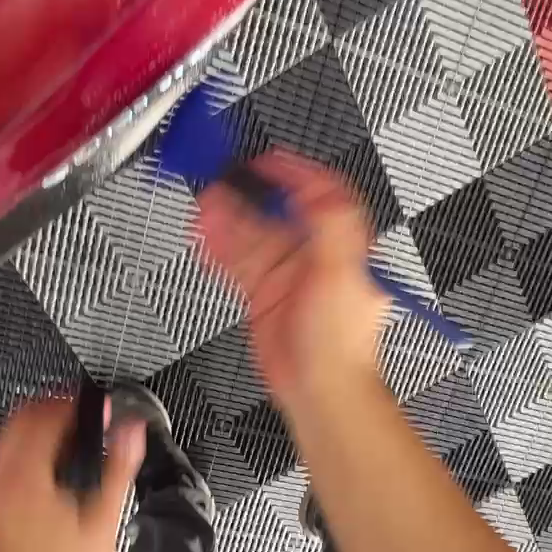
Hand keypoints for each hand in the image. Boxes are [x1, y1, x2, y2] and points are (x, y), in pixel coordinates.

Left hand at [0, 398, 144, 551]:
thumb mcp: (102, 518)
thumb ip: (118, 467)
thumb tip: (131, 431)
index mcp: (24, 479)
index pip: (43, 416)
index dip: (73, 403)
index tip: (95, 406)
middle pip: (20, 419)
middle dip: (53, 409)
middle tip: (81, 413)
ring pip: (8, 438)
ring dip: (38, 429)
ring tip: (70, 439)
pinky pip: (2, 462)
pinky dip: (25, 453)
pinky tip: (49, 467)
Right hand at [197, 151, 391, 414]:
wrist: (322, 389)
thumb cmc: (342, 344)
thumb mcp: (345, 274)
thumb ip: (333, 226)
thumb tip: (318, 188)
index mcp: (340, 245)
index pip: (320, 196)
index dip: (295, 175)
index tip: (269, 162)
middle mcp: (312, 258)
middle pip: (275, 213)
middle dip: (248, 195)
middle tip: (221, 179)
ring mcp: (284, 277)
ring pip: (251, 236)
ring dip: (227, 218)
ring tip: (205, 204)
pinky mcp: (262, 297)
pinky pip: (237, 264)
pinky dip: (219, 248)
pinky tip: (205, 234)